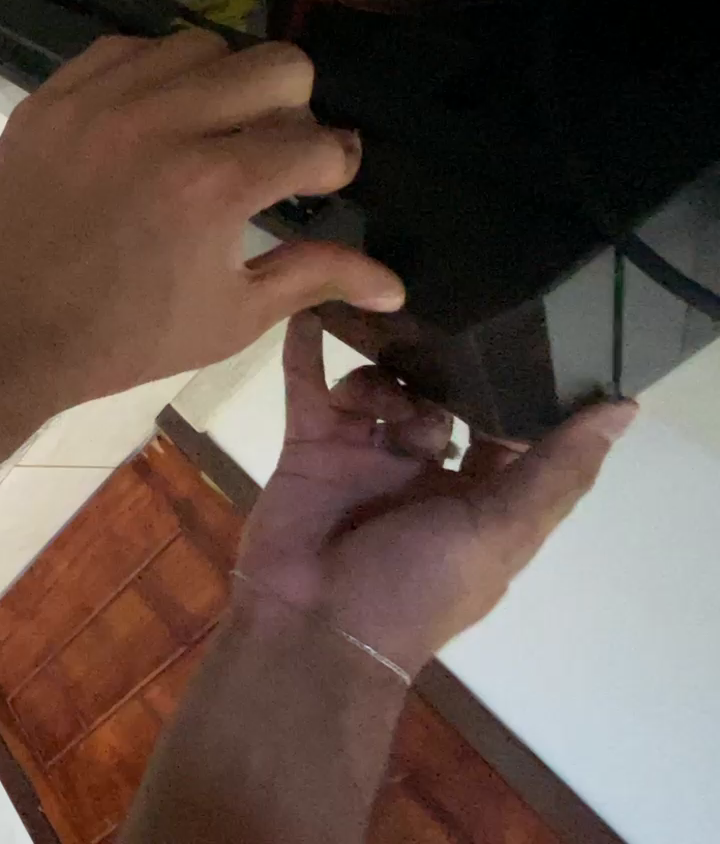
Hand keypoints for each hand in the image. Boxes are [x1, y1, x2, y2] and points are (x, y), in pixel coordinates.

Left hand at [0, 31, 403, 419]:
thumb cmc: (113, 341)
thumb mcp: (223, 320)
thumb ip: (310, 278)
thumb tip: (394, 280)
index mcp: (214, 183)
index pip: (316, 141)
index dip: (329, 169)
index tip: (315, 186)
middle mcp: (157, 125)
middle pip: (275, 65)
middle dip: (290, 110)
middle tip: (263, 154)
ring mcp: (91, 107)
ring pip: (197, 45)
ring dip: (218, 84)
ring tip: (200, 132)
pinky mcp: (44, 105)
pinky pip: (117, 51)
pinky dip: (145, 73)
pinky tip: (142, 116)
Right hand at [236, 311, 637, 675]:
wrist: (315, 614)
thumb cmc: (417, 583)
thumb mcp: (500, 532)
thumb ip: (554, 469)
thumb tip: (622, 409)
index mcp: (478, 495)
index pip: (507, 430)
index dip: (515, 392)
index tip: (524, 341)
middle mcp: (421, 469)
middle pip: (435, 401)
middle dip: (436, 377)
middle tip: (431, 341)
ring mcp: (360, 454)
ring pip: (377, 393)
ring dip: (382, 378)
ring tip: (376, 395)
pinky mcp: (307, 445)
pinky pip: (308, 391)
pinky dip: (307, 353)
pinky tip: (308, 315)